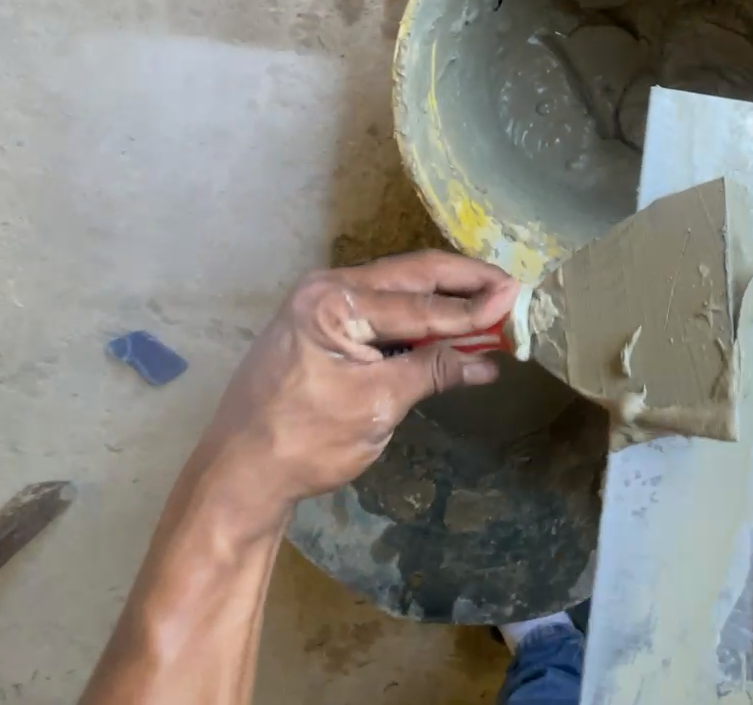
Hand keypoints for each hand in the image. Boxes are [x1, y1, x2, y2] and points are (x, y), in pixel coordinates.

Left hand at [192, 251, 518, 527]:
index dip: (472, 305)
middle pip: (412, 276)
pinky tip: (448, 320)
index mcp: (333, 302)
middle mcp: (327, 288)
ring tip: (489, 299)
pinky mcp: (325, 323)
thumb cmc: (304, 443)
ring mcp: (323, 303)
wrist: (236, 477)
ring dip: (444, 296)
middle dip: (464, 281)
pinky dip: (420, 314)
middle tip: (509, 286)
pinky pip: (384, 308)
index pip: (419, 302)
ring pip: (400, 288)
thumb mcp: (377, 406)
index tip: (516, 297)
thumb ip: (434, 372)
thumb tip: (489, 363)